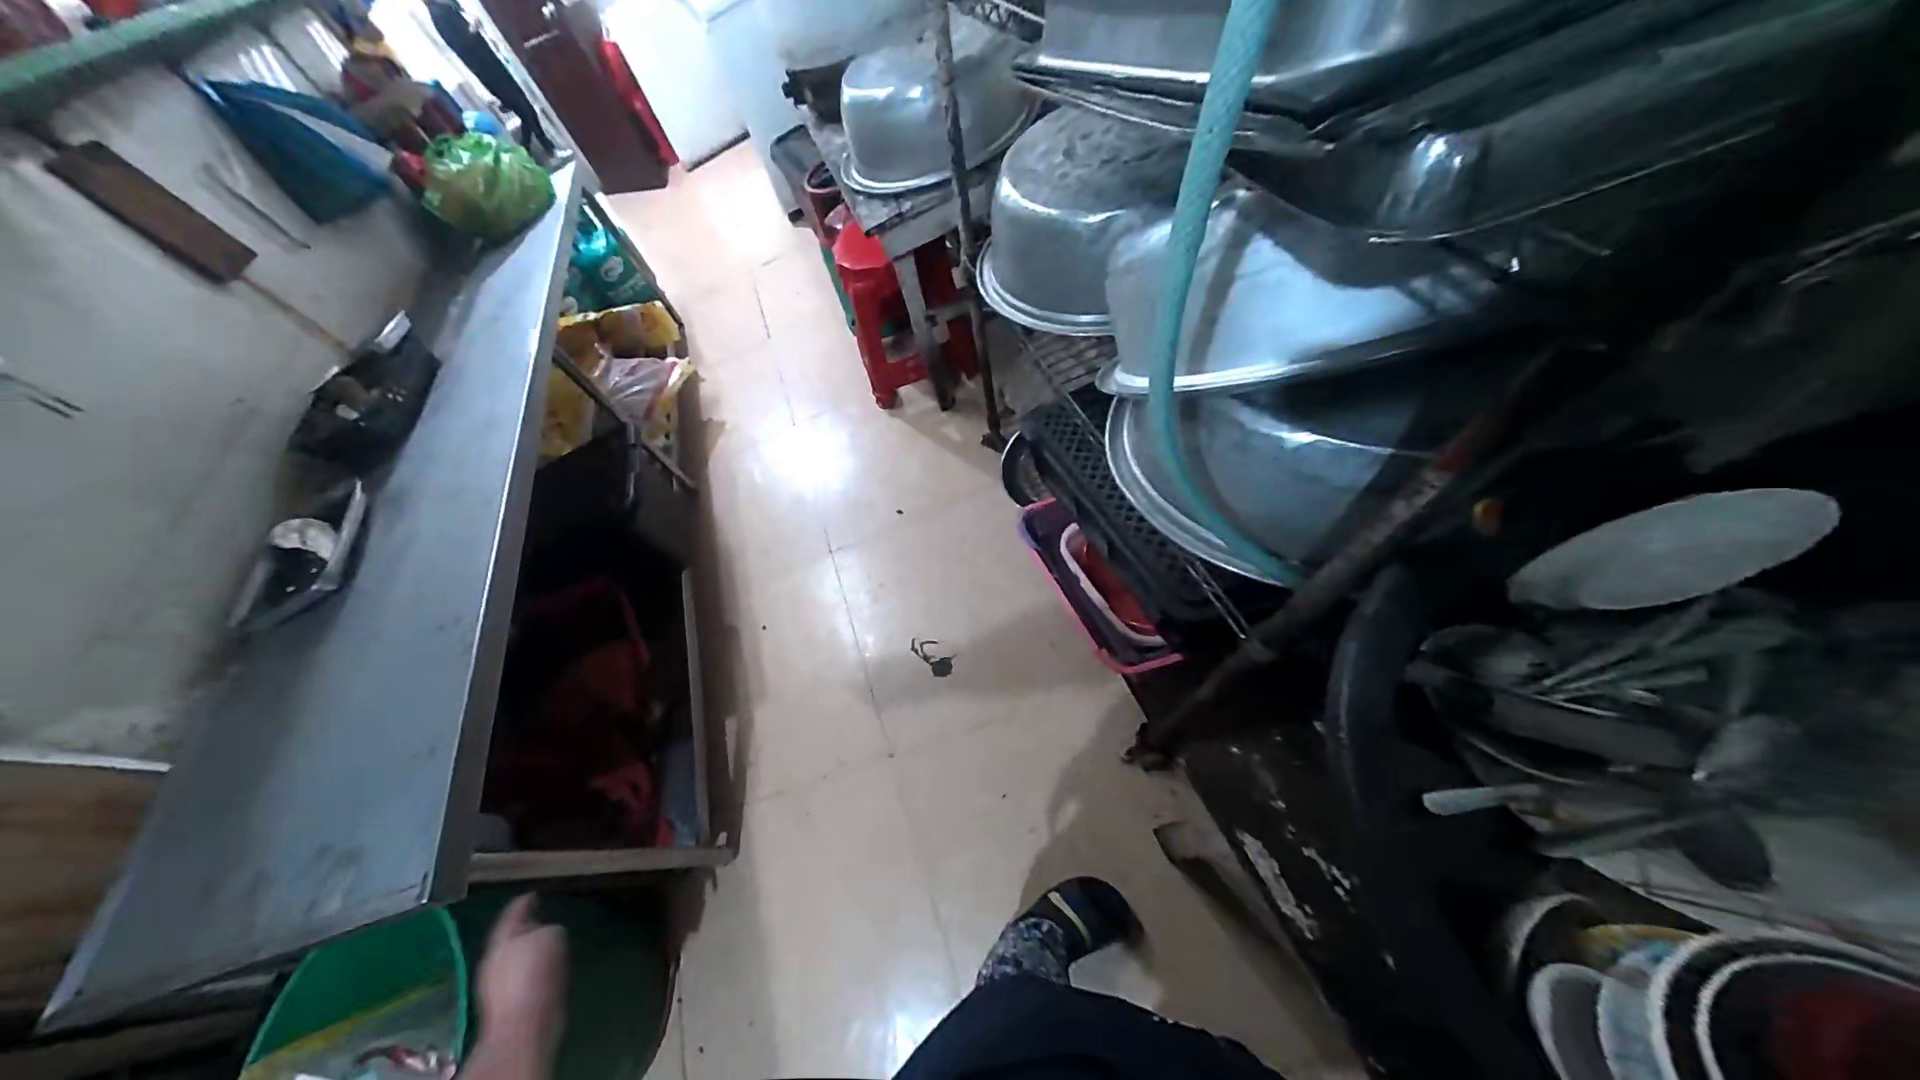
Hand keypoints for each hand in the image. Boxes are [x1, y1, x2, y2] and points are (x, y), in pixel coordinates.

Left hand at [475, 894, 567, 1062]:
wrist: (524, 1025)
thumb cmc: (534, 974)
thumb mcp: (551, 936)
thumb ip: (548, 927)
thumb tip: (545, 933)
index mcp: (502, 939)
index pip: (513, 913)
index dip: (524, 901)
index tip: (534, 892)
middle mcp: (495, 958)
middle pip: (511, 935)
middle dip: (525, 926)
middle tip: (542, 915)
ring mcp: (498, 982)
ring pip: (515, 955)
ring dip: (529, 947)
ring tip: (547, 940)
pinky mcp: (507, 1000)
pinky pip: (521, 973)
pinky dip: (532, 966)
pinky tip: (545, 967)